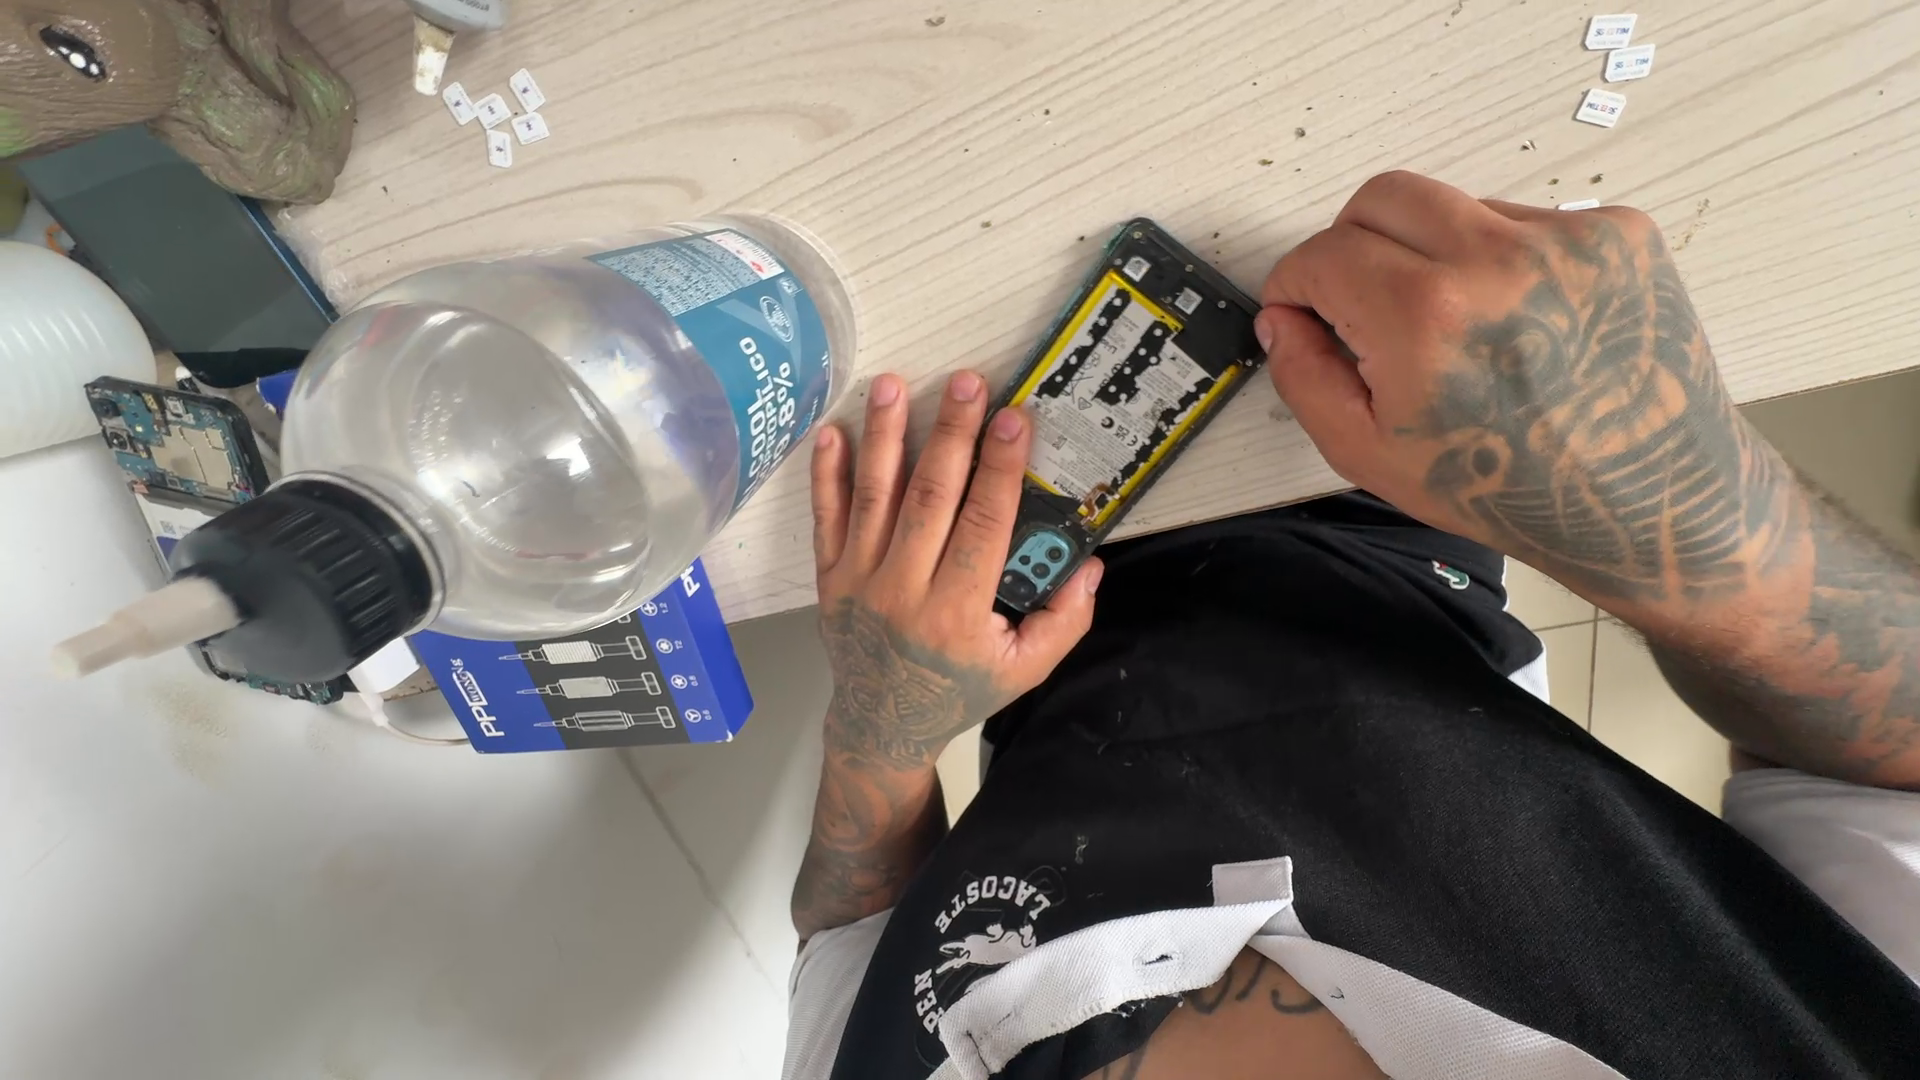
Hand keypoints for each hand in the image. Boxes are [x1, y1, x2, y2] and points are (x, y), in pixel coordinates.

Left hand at [810, 371, 1101, 770]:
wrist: (882, 724)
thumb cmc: (959, 692)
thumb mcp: (1024, 670)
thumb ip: (1064, 621)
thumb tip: (1090, 565)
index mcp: (957, 612)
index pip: (983, 526)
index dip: (1000, 470)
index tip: (1013, 420)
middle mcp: (903, 590)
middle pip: (929, 499)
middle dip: (950, 435)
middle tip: (965, 382)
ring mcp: (859, 579)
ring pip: (874, 497)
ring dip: (885, 438)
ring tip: (893, 386)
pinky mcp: (830, 577)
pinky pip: (827, 517)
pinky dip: (827, 475)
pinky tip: (833, 432)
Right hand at [1257, 171, 1787, 607]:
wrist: (1639, 496)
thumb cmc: (1492, 484)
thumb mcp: (1361, 450)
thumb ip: (1302, 375)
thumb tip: (1281, 318)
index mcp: (1422, 317)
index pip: (1322, 254)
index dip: (1292, 283)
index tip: (1295, 310)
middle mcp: (1494, 256)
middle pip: (1379, 197)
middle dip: (1342, 244)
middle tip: (1350, 302)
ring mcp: (1565, 235)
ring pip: (1446, 204)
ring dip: (1414, 250)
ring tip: (1437, 323)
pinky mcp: (1616, 231)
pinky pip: (1512, 219)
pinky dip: (1481, 258)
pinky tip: (1497, 320)